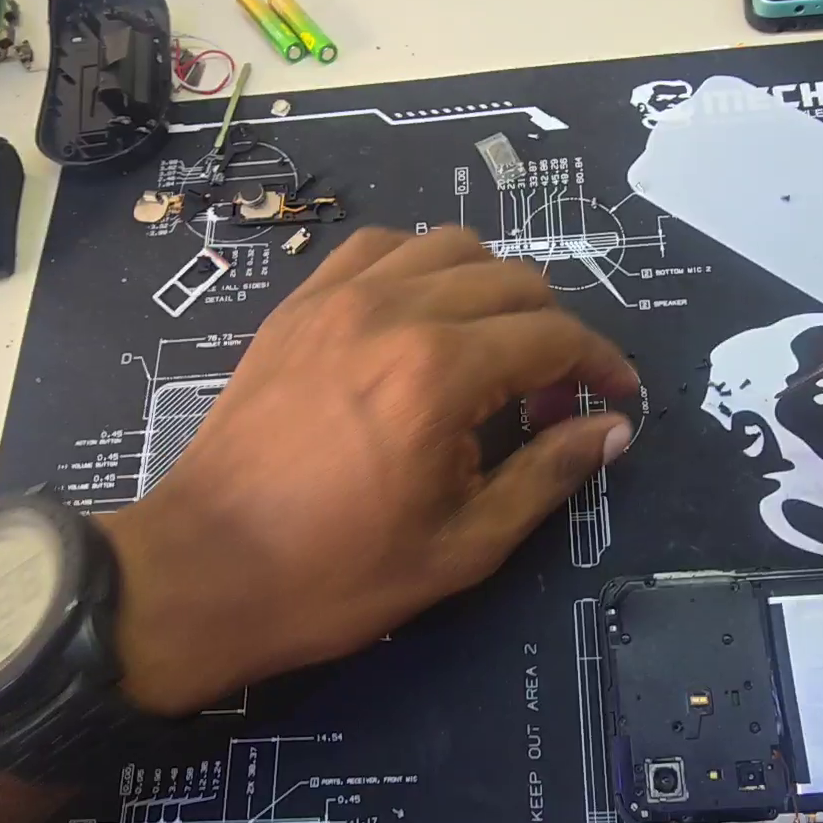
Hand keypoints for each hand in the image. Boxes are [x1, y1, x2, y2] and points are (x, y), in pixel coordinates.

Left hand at [100, 227, 635, 715]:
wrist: (205, 571)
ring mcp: (339, 297)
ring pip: (451, 248)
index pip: (555, 336)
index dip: (601, 362)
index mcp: (441, 373)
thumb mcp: (464, 544)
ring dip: (494, 291)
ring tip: (493, 351)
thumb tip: (613, 429)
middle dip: (554, 332)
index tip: (617, 395)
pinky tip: (422, 317)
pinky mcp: (300, 304)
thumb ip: (548, 474)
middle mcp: (396, 311)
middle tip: (551, 396)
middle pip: (514, 280)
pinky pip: (380, 250)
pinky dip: (422, 269)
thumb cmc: (338, 574)